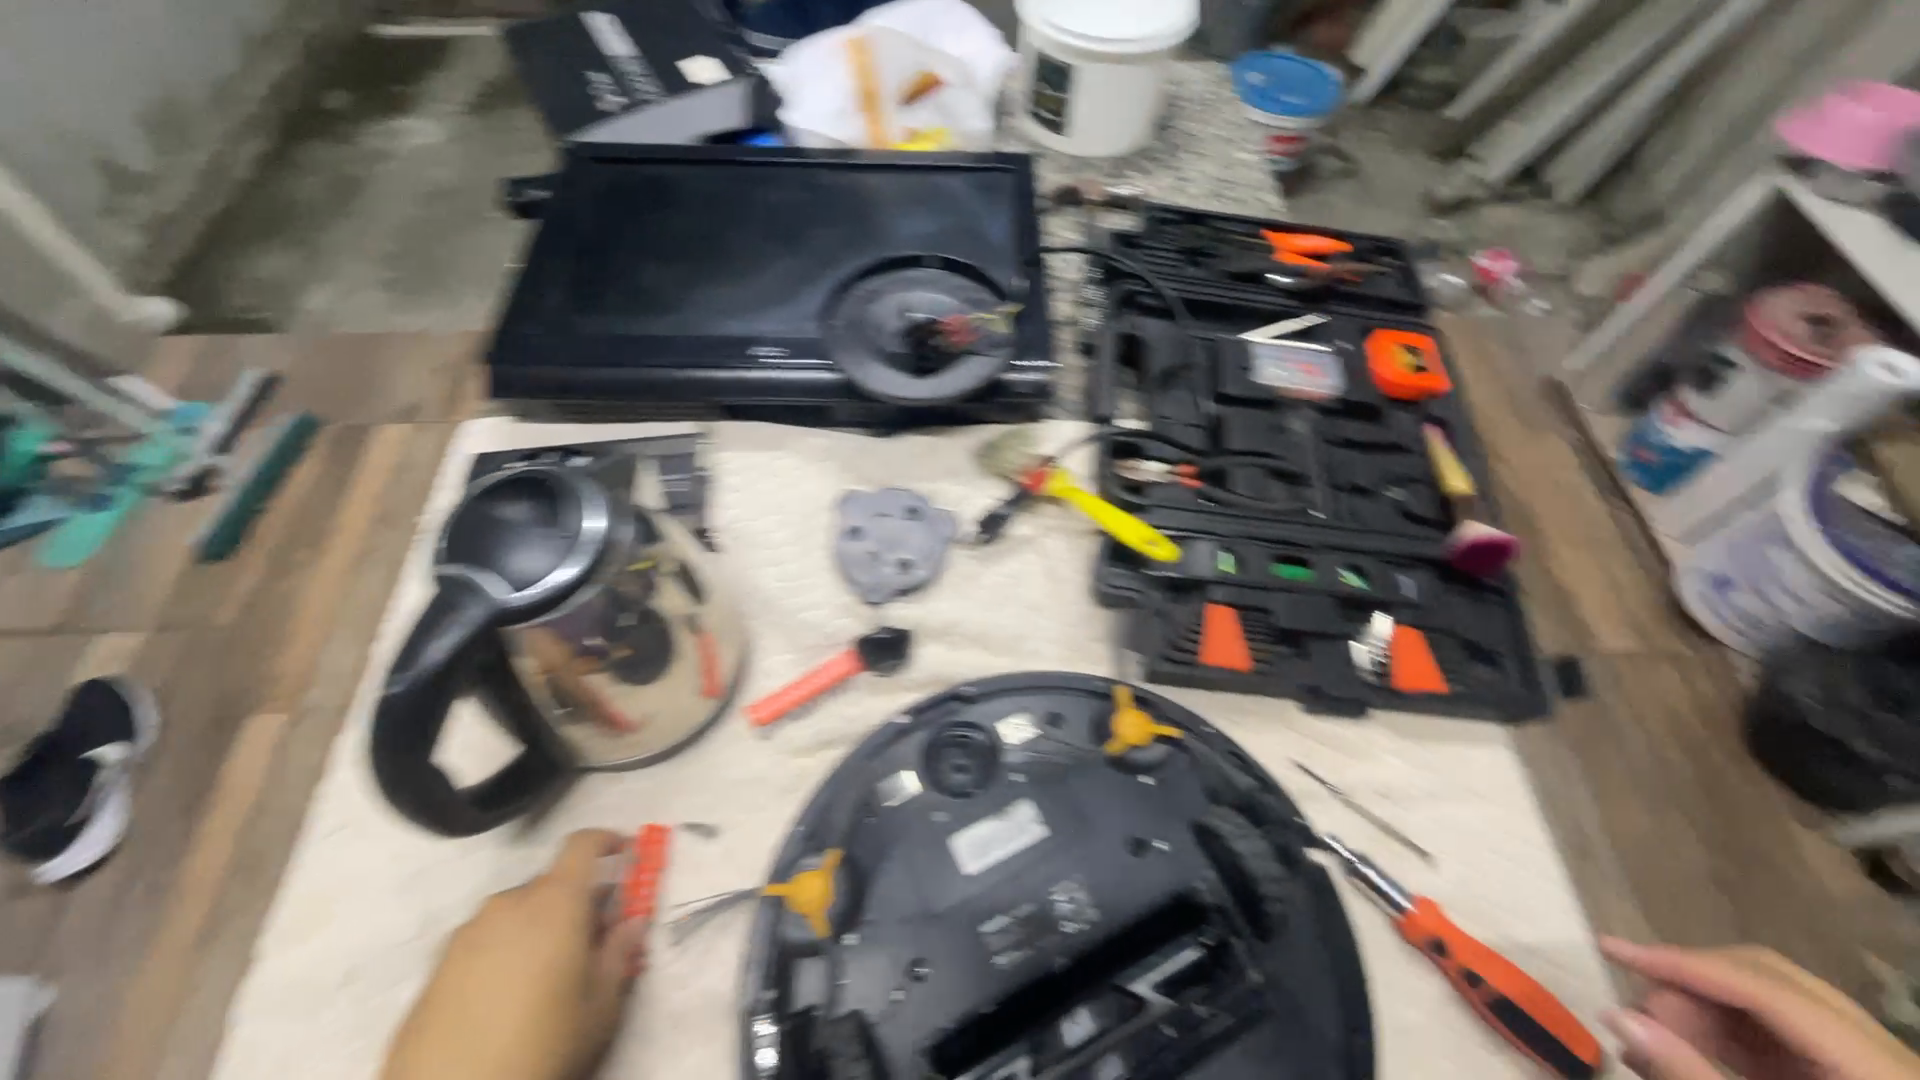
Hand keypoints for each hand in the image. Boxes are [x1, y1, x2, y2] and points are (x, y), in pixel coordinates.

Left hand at [382, 830, 648, 1079]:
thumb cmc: (543, 1042)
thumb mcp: (601, 1004)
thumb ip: (620, 952)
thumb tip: (632, 922)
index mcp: (554, 902)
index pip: (582, 844)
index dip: (608, 841)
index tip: (626, 855)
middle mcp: (508, 904)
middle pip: (551, 884)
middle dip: (577, 902)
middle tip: (593, 942)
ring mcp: (466, 933)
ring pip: (516, 913)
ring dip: (539, 928)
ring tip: (548, 978)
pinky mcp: (436, 966)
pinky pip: (485, 941)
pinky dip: (505, 952)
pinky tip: (507, 999)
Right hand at [1601, 937, 1919, 1079]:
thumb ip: (1689, 1075)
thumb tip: (1614, 1015)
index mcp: (1880, 1070)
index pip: (1767, 988)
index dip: (1686, 965)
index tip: (1612, 949)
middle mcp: (1883, 1052)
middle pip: (1768, 978)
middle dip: (1690, 982)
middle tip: (1634, 1001)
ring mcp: (1866, 1061)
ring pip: (1765, 998)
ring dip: (1698, 1006)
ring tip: (1650, 1030)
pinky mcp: (1841, 1072)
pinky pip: (1772, 1030)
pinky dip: (1718, 1031)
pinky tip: (1676, 1045)